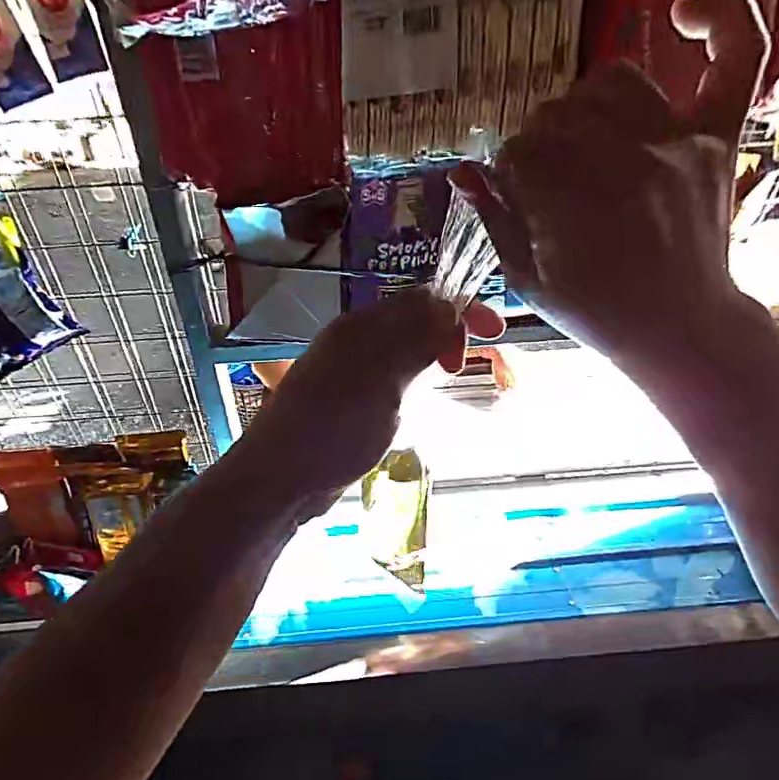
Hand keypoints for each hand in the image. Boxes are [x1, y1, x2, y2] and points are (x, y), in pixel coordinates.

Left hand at [227, 289, 501, 511]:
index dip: (461, 309)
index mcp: (360, 328)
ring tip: (461, 384)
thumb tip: (449, 305)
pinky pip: (392, 383)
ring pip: (404, 355)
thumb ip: (415, 343)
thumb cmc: (331, 430)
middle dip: (453, 338)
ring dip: (436, 362)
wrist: (280, 479)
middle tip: (485, 369)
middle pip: (414, 325)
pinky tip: (425, 405)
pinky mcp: (348, 403)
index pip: (421, 300)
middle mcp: (354, 343)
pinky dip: (417, 387)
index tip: (498, 333)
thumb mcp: (382, 383)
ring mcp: (349, 373)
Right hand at [450, 0, 771, 363]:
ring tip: (582, 136)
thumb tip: (463, 173)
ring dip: (582, 105)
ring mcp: (675, 141)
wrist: (678, 326)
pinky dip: (717, 21)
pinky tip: (682, 16)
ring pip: (609, 82)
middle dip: (537, 145)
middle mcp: (622, 158)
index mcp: (570, 202)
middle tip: (547, 182)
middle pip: (555, 115)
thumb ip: (494, 220)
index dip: (507, 175)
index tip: (517, 199)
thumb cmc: (594, 311)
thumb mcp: (527, 278)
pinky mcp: (716, 136)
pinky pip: (736, 54)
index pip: (516, 151)